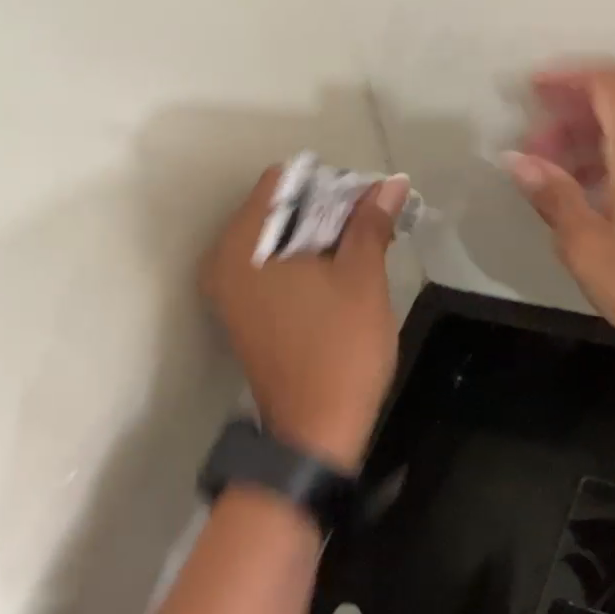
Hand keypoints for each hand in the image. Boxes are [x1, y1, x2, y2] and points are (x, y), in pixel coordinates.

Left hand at [200, 168, 409, 469]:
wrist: (316, 431)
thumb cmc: (341, 351)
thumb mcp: (363, 280)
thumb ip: (371, 224)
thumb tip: (391, 183)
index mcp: (243, 244)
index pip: (282, 182)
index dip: (331, 185)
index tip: (370, 207)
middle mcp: (223, 261)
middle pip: (277, 211)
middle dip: (327, 213)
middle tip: (373, 231)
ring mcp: (229, 292)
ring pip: (276, 242)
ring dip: (319, 241)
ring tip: (362, 257)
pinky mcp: (243, 316)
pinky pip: (272, 271)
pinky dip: (304, 267)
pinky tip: (338, 282)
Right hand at [503, 63, 614, 362]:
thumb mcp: (587, 246)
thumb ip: (552, 195)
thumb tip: (516, 159)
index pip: (604, 82)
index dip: (563, 78)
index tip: (528, 92)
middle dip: (567, 119)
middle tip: (530, 155)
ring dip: (587, 145)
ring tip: (551, 182)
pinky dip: (611, 163)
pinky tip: (587, 200)